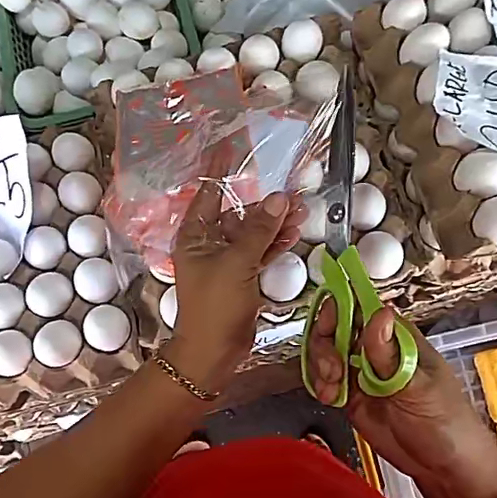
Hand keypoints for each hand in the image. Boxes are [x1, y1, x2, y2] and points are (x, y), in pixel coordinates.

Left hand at [167, 180, 298, 390]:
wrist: (214, 352)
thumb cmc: (215, 305)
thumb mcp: (237, 264)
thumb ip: (259, 230)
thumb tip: (279, 199)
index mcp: (195, 235)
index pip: (209, 193)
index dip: (221, 169)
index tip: (232, 146)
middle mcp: (208, 243)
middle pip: (238, 214)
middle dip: (264, 205)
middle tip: (292, 195)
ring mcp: (225, 260)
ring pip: (252, 233)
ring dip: (274, 224)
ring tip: (300, 213)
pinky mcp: (240, 276)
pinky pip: (259, 252)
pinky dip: (274, 244)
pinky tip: (293, 234)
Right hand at [306, 302, 496, 497]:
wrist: (445, 470)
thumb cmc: (446, 422)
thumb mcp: (417, 387)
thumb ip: (390, 353)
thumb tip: (380, 311)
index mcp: (396, 336)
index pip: (361, 304)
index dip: (339, 308)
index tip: (328, 327)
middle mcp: (376, 348)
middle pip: (335, 325)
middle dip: (325, 343)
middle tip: (333, 369)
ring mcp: (362, 371)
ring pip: (326, 351)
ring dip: (321, 366)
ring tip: (332, 389)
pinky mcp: (351, 395)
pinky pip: (324, 379)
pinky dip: (320, 385)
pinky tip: (329, 398)